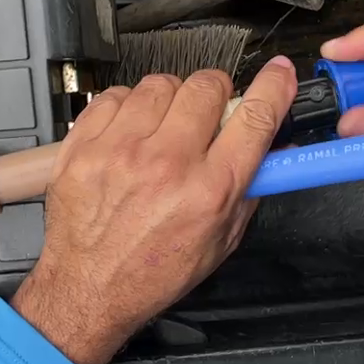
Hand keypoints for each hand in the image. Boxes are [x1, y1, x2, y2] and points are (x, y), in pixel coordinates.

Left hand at [11, 60, 297, 363]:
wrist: (88, 290)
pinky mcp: (83, 146)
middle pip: (206, 87)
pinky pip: (115, 95)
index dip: (274, 87)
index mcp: (210, 191)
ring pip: (160, 84)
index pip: (255, 117)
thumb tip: (269, 145)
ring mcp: (120, 151)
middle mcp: (167, 164)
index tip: (279, 73)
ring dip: (169, 101)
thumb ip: (248, 188)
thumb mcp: (221, 242)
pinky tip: (129, 133)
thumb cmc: (154, 272)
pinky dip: (128, 108)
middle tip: (206, 116)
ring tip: (161, 130)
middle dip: (214, 95)